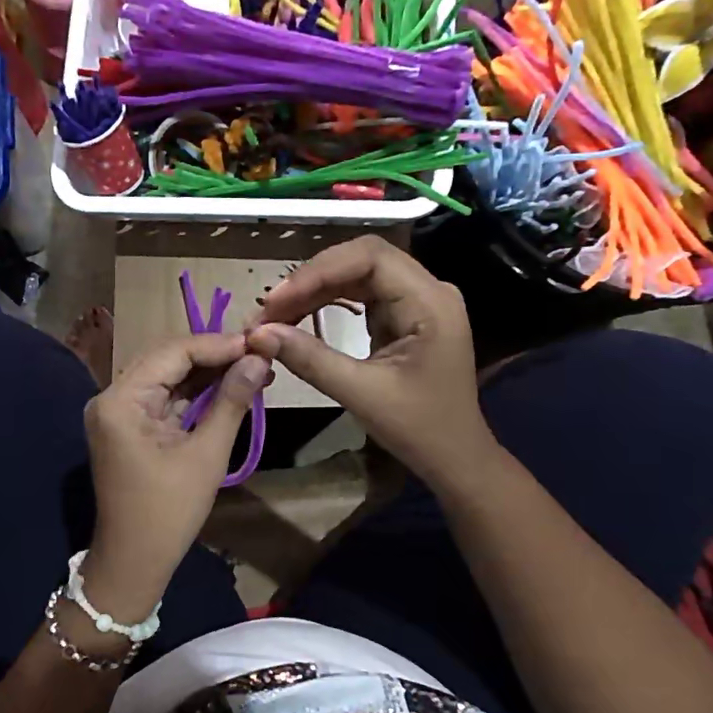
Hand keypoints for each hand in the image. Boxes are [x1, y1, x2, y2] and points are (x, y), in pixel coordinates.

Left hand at [83, 332, 268, 614]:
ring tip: (254, 367)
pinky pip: (165, 397)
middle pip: (168, 359)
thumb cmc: (169, 512)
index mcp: (121, 401)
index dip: (218, 345)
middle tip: (260, 353)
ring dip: (209, 372)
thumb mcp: (206, 454)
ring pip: (168, 376)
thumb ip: (231, 401)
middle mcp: (112, 397)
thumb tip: (259, 360)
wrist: (135, 560)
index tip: (259, 343)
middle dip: (215, 355)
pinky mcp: (129, 426)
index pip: (173, 353)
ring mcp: (119, 412)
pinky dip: (196, 393)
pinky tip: (229, 386)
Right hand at [249, 236, 496, 483]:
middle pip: (362, 260)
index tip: (276, 300)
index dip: (317, 271)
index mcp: (430, 302)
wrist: (454, 456)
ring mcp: (417, 300)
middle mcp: (428, 290)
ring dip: (314, 291)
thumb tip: (258, 334)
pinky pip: (361, 295)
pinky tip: (298, 316)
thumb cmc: (418, 429)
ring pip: (357, 275)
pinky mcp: (404, 315)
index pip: (370, 257)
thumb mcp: (361, 394)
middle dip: (311, 280)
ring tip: (274, 315)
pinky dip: (327, 303)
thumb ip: (311, 359)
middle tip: (267, 310)